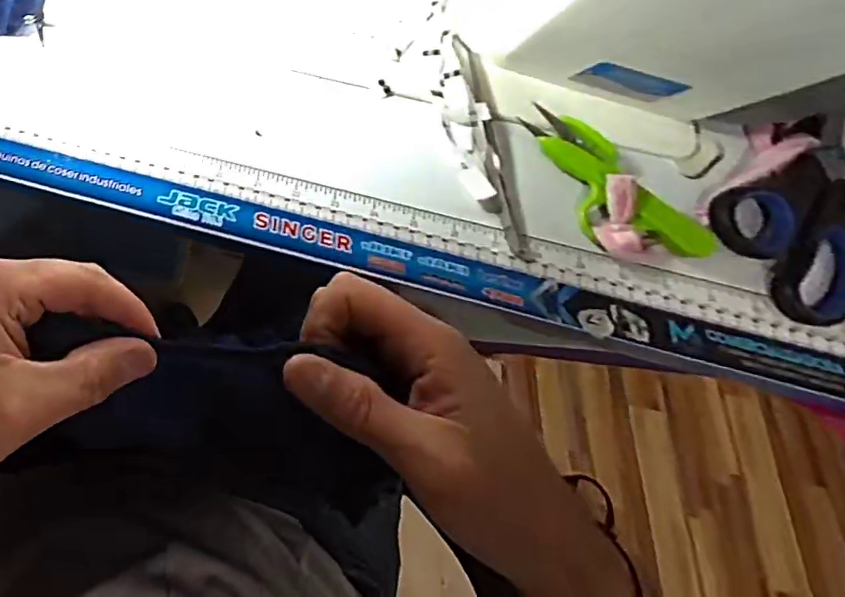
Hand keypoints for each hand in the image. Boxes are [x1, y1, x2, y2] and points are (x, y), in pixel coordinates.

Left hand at [0, 258, 158, 522]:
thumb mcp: (25, 405)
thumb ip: (90, 374)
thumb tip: (142, 355)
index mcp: (0, 284)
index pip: (81, 278)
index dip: (125, 306)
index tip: (155, 340)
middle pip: (71, 280)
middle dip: (111, 311)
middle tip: (144, 349)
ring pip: (58, 296)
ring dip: (91, 322)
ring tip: (123, 353)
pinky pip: (40, 312)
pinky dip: (68, 333)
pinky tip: (85, 357)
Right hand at [281, 274, 633, 596]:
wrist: (554, 554)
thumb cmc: (499, 503)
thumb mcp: (424, 457)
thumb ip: (357, 406)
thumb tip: (291, 364)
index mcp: (429, 340)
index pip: (350, 291)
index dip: (322, 321)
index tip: (317, 375)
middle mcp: (423, 339)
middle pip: (350, 306)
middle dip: (323, 342)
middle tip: (327, 399)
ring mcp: (422, 363)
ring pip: (355, 335)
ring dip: (335, 365)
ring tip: (336, 413)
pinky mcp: (418, 387)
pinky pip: (368, 362)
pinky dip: (348, 383)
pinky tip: (350, 418)